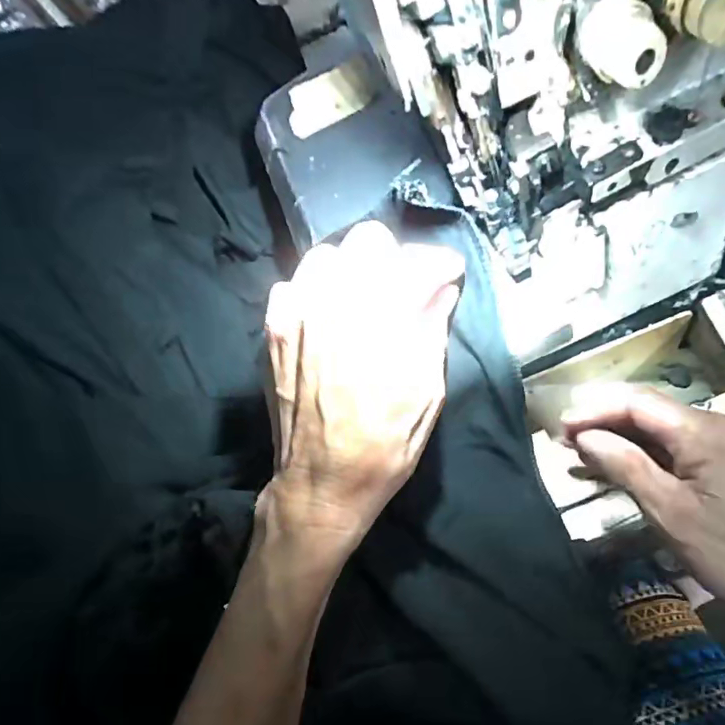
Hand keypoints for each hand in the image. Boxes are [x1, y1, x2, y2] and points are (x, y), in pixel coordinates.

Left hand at [260, 221, 464, 550]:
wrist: (321, 483)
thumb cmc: (384, 449)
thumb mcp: (427, 398)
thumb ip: (433, 334)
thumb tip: (441, 291)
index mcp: (385, 328)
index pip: (417, 263)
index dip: (441, 264)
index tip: (449, 275)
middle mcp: (338, 310)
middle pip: (368, 242)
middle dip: (396, 257)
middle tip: (406, 286)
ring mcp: (299, 317)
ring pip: (327, 257)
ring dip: (353, 269)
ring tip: (365, 298)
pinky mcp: (274, 332)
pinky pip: (293, 285)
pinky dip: (315, 292)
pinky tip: (328, 317)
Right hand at [561, 388, 724, 644]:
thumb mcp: (667, 511)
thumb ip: (624, 465)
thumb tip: (584, 436)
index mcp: (706, 431)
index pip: (638, 403)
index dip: (594, 410)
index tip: (559, 428)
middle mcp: (723, 424)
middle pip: (653, 410)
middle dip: (606, 421)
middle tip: (565, 439)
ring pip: (667, 428)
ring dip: (625, 438)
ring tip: (584, 453)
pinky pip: (684, 446)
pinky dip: (650, 453)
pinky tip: (624, 465)